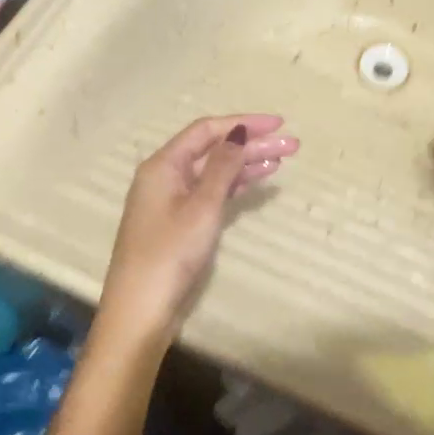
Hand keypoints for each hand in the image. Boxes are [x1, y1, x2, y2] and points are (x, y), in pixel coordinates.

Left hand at [99, 115, 297, 344]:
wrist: (141, 311)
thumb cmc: (170, 254)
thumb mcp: (202, 206)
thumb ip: (222, 166)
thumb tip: (237, 132)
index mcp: (164, 165)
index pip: (207, 130)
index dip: (243, 123)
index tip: (278, 124)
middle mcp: (166, 175)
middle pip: (214, 149)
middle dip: (252, 144)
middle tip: (292, 145)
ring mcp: (173, 200)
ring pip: (216, 170)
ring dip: (248, 163)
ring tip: (283, 160)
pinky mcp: (181, 222)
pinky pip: (212, 191)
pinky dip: (236, 184)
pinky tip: (259, 180)